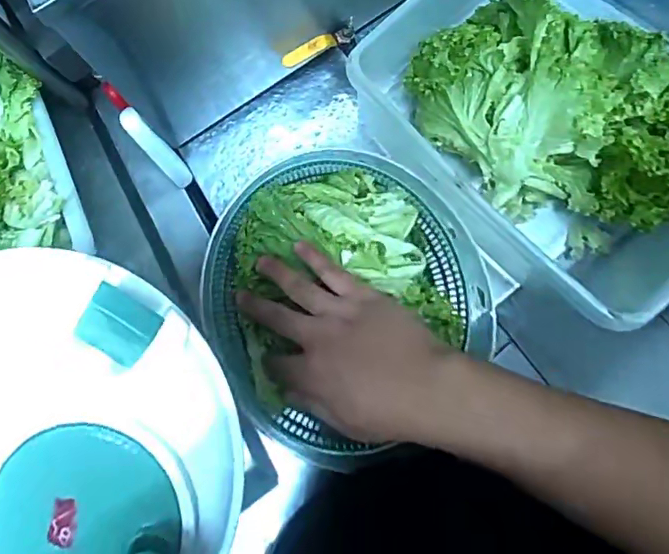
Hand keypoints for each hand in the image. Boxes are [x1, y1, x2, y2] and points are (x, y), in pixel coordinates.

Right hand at [236, 241, 467, 444]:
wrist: (429, 386)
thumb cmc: (390, 413)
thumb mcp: (345, 422)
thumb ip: (313, 402)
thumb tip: (289, 389)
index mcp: (312, 372)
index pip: (278, 365)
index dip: (269, 361)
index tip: (265, 358)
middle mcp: (317, 337)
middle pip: (277, 317)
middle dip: (256, 306)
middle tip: (239, 294)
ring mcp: (338, 311)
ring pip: (299, 287)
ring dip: (276, 273)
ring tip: (260, 261)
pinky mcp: (360, 294)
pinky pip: (331, 272)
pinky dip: (314, 258)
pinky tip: (299, 246)